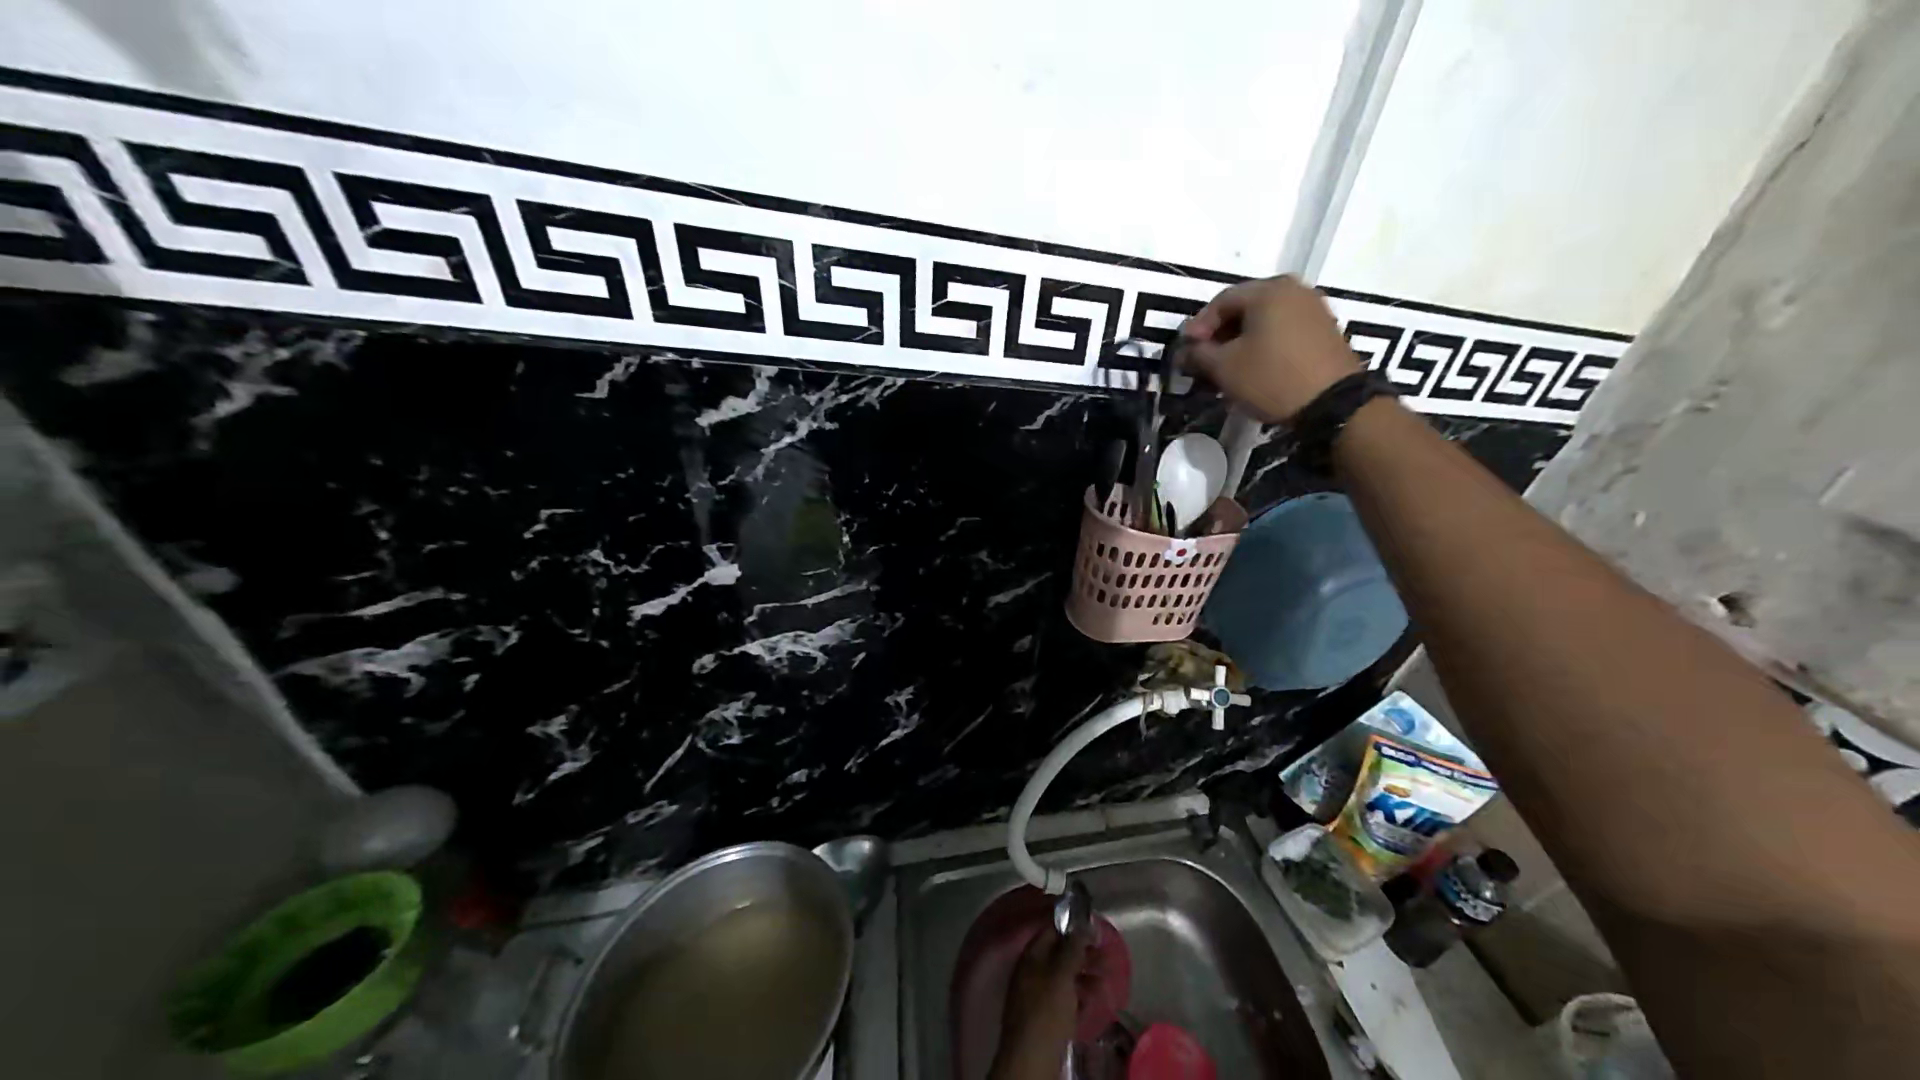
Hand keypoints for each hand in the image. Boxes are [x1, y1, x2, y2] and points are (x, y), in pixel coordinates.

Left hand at [988, 926, 1091, 1079]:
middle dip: (1083, 954)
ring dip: (1084, 976)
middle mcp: (1031, 971)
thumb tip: (1083, 924)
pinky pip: (1064, 999)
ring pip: (1064, 978)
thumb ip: (1072, 949)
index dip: (1072, 927)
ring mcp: (1036, 995)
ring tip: (1105, 981)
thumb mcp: (1061, 975)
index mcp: (1031, 956)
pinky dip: (1079, 997)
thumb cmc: (1046, 1012)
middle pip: (1059, 954)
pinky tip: (1093, 1002)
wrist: (1030, 1060)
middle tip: (1106, 957)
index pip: (1051, 930)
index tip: (1095, 929)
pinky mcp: (1044, 1017)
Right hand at [1180, 275, 1362, 423]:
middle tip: (1204, 359)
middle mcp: (1293, 290)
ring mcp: (1313, 308)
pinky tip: (1252, 368)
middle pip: (1244, 308)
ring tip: (1226, 368)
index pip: (1221, 301)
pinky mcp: (1324, 330)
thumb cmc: (1271, 378)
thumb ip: (1199, 355)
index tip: (1186, 351)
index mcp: (1268, 290)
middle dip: (1219, 335)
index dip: (1198, 326)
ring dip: (1240, 342)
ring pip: (1264, 320)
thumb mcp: (1225, 368)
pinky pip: (1283, 330)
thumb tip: (1185, 351)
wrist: (1333, 403)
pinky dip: (1262, 345)